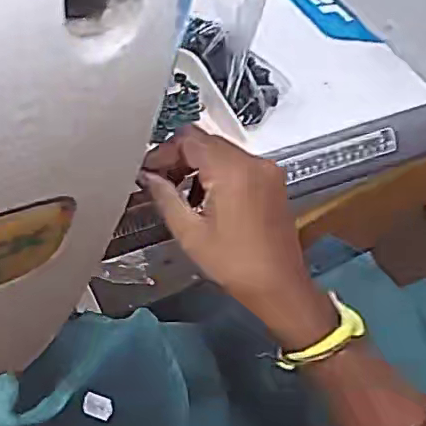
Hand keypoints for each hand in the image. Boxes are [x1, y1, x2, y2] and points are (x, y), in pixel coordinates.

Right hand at [139, 124, 336, 346]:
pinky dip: (215, 173)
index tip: (147, 172)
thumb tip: (148, 176)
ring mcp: (266, 170)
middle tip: (158, 181)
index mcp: (232, 171)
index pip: (190, 140)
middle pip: (207, 141)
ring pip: (221, 151)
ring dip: (196, 165)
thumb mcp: (189, 231)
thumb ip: (165, 196)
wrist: (277, 284)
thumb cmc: (232, 263)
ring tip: (178, 193)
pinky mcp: (272, 181)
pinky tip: (202, 198)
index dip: (163, 152)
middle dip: (178, 157)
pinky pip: (236, 164)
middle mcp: (253, 162)